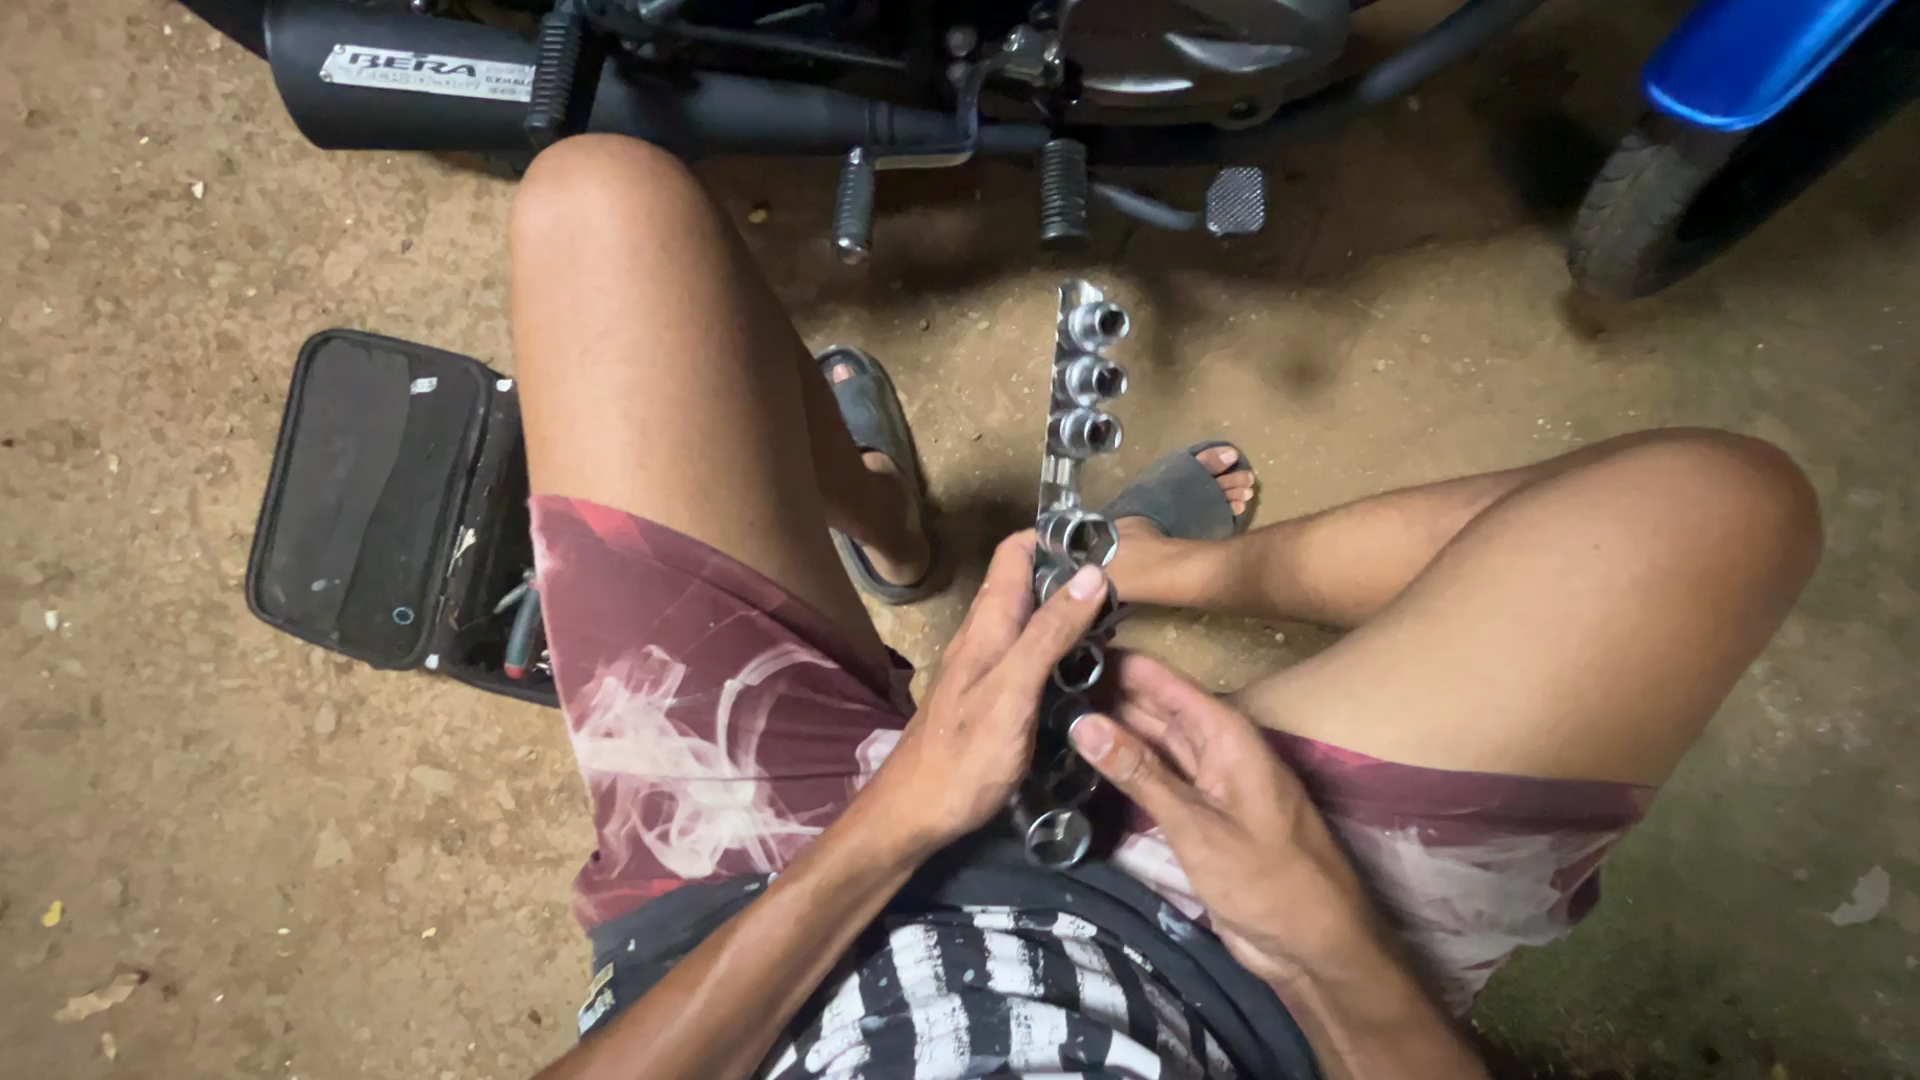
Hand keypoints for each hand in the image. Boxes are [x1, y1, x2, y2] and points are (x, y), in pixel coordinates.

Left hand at [864, 531, 1110, 855]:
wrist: (916, 812)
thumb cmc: (965, 755)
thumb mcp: (1013, 690)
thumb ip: (1048, 634)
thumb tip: (1091, 573)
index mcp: (987, 624)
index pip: (1014, 552)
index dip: (1053, 538)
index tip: (1102, 545)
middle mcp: (983, 634)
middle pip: (1025, 583)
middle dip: (1069, 575)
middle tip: (1124, 590)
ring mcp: (984, 664)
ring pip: (1027, 618)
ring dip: (1065, 611)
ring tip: (1114, 624)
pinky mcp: (989, 693)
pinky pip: (1026, 652)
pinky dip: (1056, 647)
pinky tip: (1082, 667)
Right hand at [1069, 654, 1382, 987]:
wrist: (1316, 949)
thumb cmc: (1268, 880)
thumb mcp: (1196, 824)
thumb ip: (1138, 771)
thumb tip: (1081, 722)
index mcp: (1224, 731)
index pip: (1158, 679)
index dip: (1111, 662)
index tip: (1057, 651)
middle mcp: (1212, 744)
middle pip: (1149, 705)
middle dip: (1101, 694)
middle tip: (1039, 685)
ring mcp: (1203, 777)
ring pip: (1147, 738)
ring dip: (1107, 728)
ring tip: (1049, 712)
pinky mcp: (1194, 809)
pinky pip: (1152, 774)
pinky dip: (1121, 765)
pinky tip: (1083, 756)